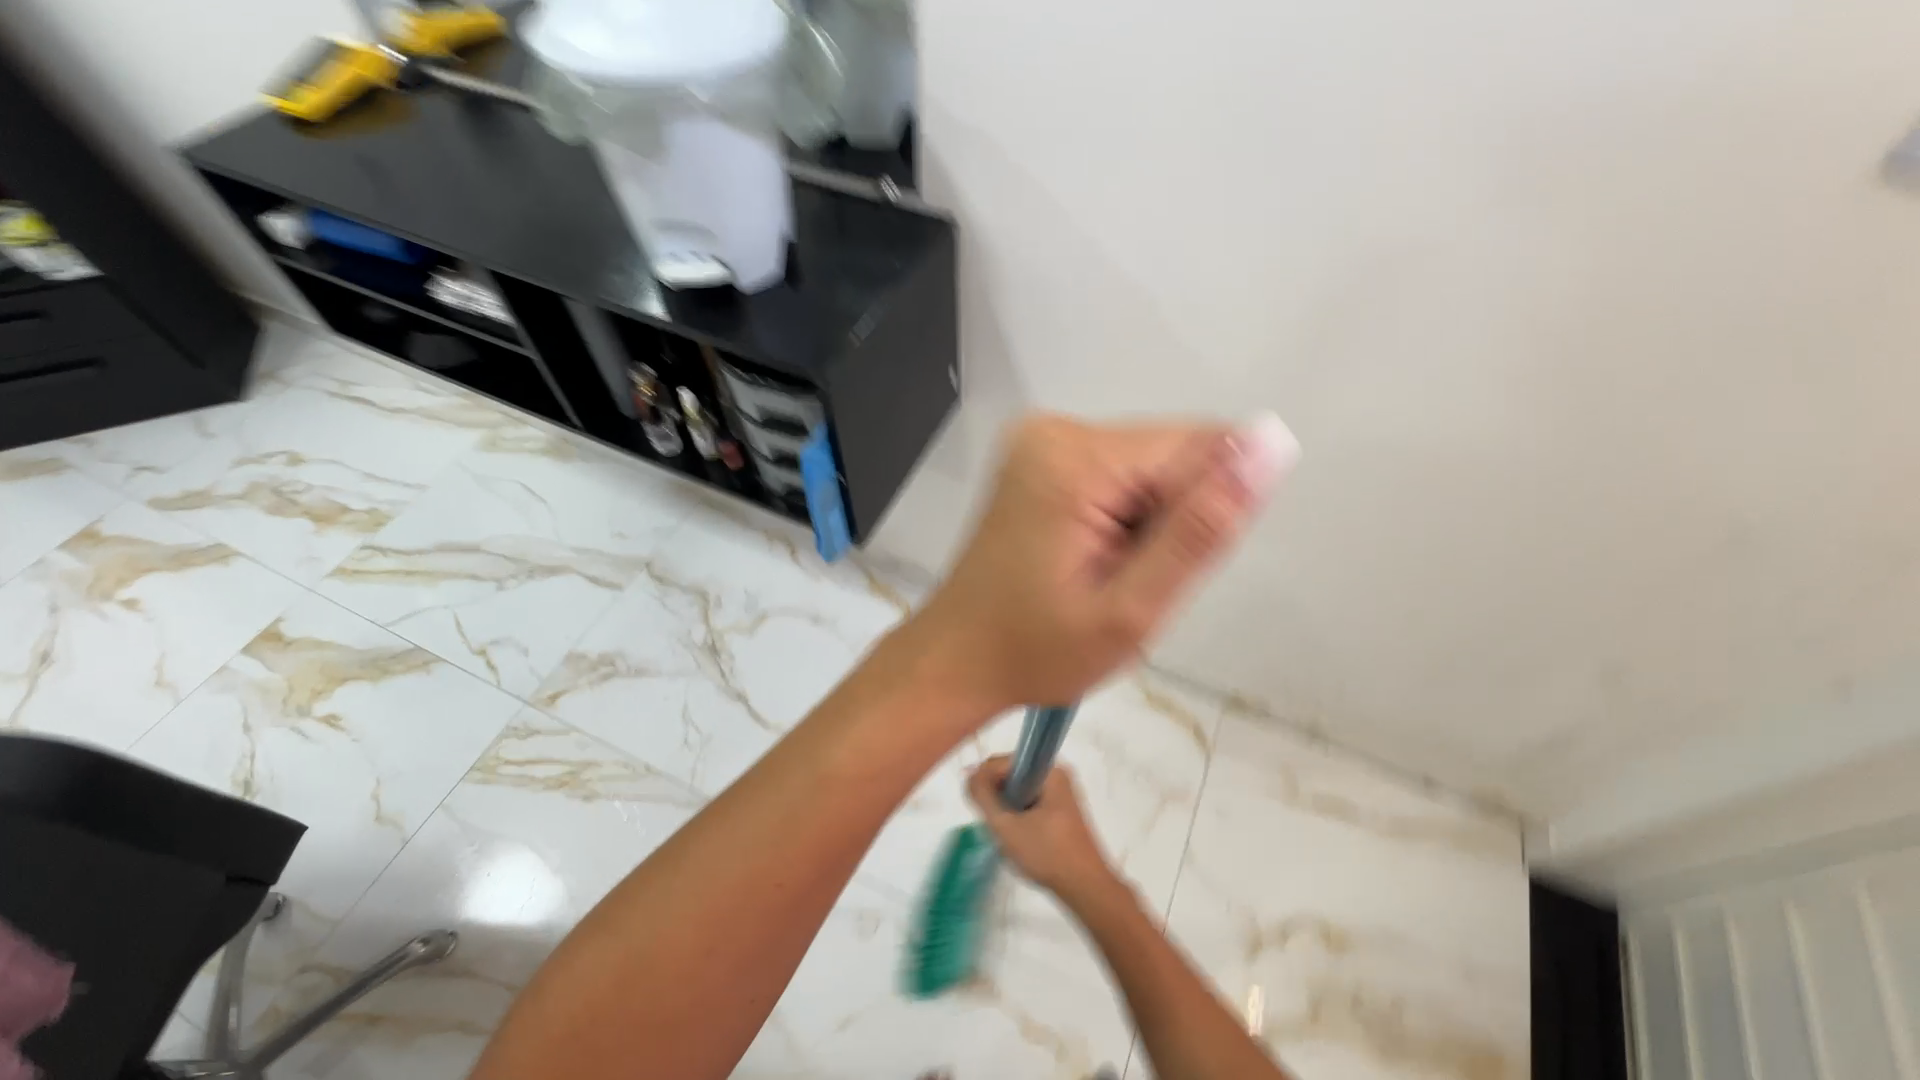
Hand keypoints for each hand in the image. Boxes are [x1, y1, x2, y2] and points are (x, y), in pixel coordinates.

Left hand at [916, 413, 1296, 712]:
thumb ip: (1201, 531)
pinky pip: (1120, 475)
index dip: (1200, 517)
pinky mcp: (1041, 458)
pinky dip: (1124, 519)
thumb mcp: (1131, 609)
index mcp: (1076, 458)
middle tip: (1128, 582)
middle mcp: (1056, 429)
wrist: (959, 659)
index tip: (1159, 569)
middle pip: (1173, 455)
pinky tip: (1091, 559)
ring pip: (1151, 468)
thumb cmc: (1037, 651)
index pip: (1199, 450)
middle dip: (1171, 522)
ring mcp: (1043, 440)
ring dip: (1149, 524)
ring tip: (1105, 574)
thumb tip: (1270, 447)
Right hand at [967, 755, 1114, 897]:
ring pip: (1019, 792)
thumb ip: (982, 796)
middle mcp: (1058, 775)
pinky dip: (1018, 817)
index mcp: (1050, 771)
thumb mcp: (1006, 825)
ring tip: (1005, 833)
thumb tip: (969, 774)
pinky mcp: (1062, 812)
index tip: (976, 806)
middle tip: (992, 823)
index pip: (1003, 762)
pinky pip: (1030, 803)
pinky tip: (1017, 839)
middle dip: (996, 797)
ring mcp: (1062, 794)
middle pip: (1012, 775)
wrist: (1085, 888)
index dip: (984, 780)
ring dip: (1006, 810)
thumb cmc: (1046, 854)